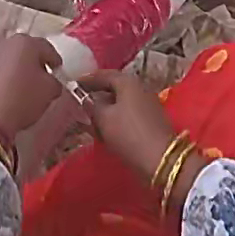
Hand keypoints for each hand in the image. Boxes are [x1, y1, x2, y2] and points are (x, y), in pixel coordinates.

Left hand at [0, 34, 63, 136]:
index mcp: (26, 42)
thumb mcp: (50, 90)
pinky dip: (6, 74)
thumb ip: (55, 81)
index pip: (46, 47)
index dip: (55, 59)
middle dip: (35, 61)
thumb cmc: (24, 98)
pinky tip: (10, 88)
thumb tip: (52, 80)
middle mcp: (7, 42)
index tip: (58, 69)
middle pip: (26, 49)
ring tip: (25, 82)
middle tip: (43, 74)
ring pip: (11, 57)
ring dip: (19, 66)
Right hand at [76, 68, 177, 182]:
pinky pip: (127, 114)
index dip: (87, 80)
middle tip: (79, 103)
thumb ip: (91, 105)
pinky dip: (114, 119)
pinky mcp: (150, 121)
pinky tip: (105, 131)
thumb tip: (84, 98)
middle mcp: (139, 88)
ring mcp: (147, 105)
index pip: (103, 75)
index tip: (73, 85)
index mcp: (127, 81)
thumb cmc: (129, 133)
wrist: (161, 160)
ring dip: (104, 110)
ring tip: (89, 121)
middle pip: (113, 88)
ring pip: (120, 103)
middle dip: (96, 96)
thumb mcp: (104, 118)